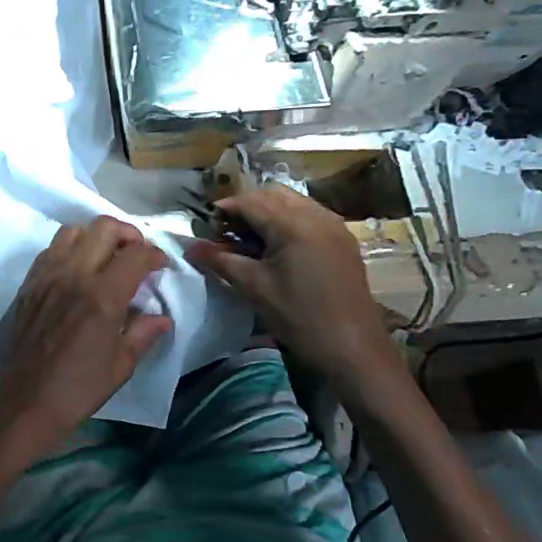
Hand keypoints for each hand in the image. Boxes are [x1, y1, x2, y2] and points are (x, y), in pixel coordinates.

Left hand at [0, 217, 173, 454]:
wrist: (26, 401)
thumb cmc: (78, 388)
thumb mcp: (121, 365)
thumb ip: (144, 333)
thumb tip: (162, 317)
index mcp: (102, 297)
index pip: (135, 255)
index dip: (155, 254)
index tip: (160, 265)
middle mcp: (73, 275)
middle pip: (104, 227)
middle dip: (128, 234)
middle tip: (136, 254)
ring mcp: (47, 276)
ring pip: (73, 230)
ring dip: (95, 236)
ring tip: (106, 257)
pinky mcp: (29, 284)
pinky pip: (50, 249)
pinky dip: (69, 249)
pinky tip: (77, 270)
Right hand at [187, 187, 404, 386]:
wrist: (351, 347)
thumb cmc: (299, 316)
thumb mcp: (253, 287)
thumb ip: (220, 260)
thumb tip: (190, 247)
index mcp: (294, 224)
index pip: (251, 202)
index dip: (225, 209)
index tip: (205, 224)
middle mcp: (317, 216)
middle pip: (274, 195)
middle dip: (247, 206)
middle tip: (227, 231)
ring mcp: (335, 226)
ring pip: (294, 202)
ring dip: (269, 211)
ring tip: (250, 238)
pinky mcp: (343, 239)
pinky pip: (311, 215)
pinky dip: (289, 220)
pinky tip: (277, 245)